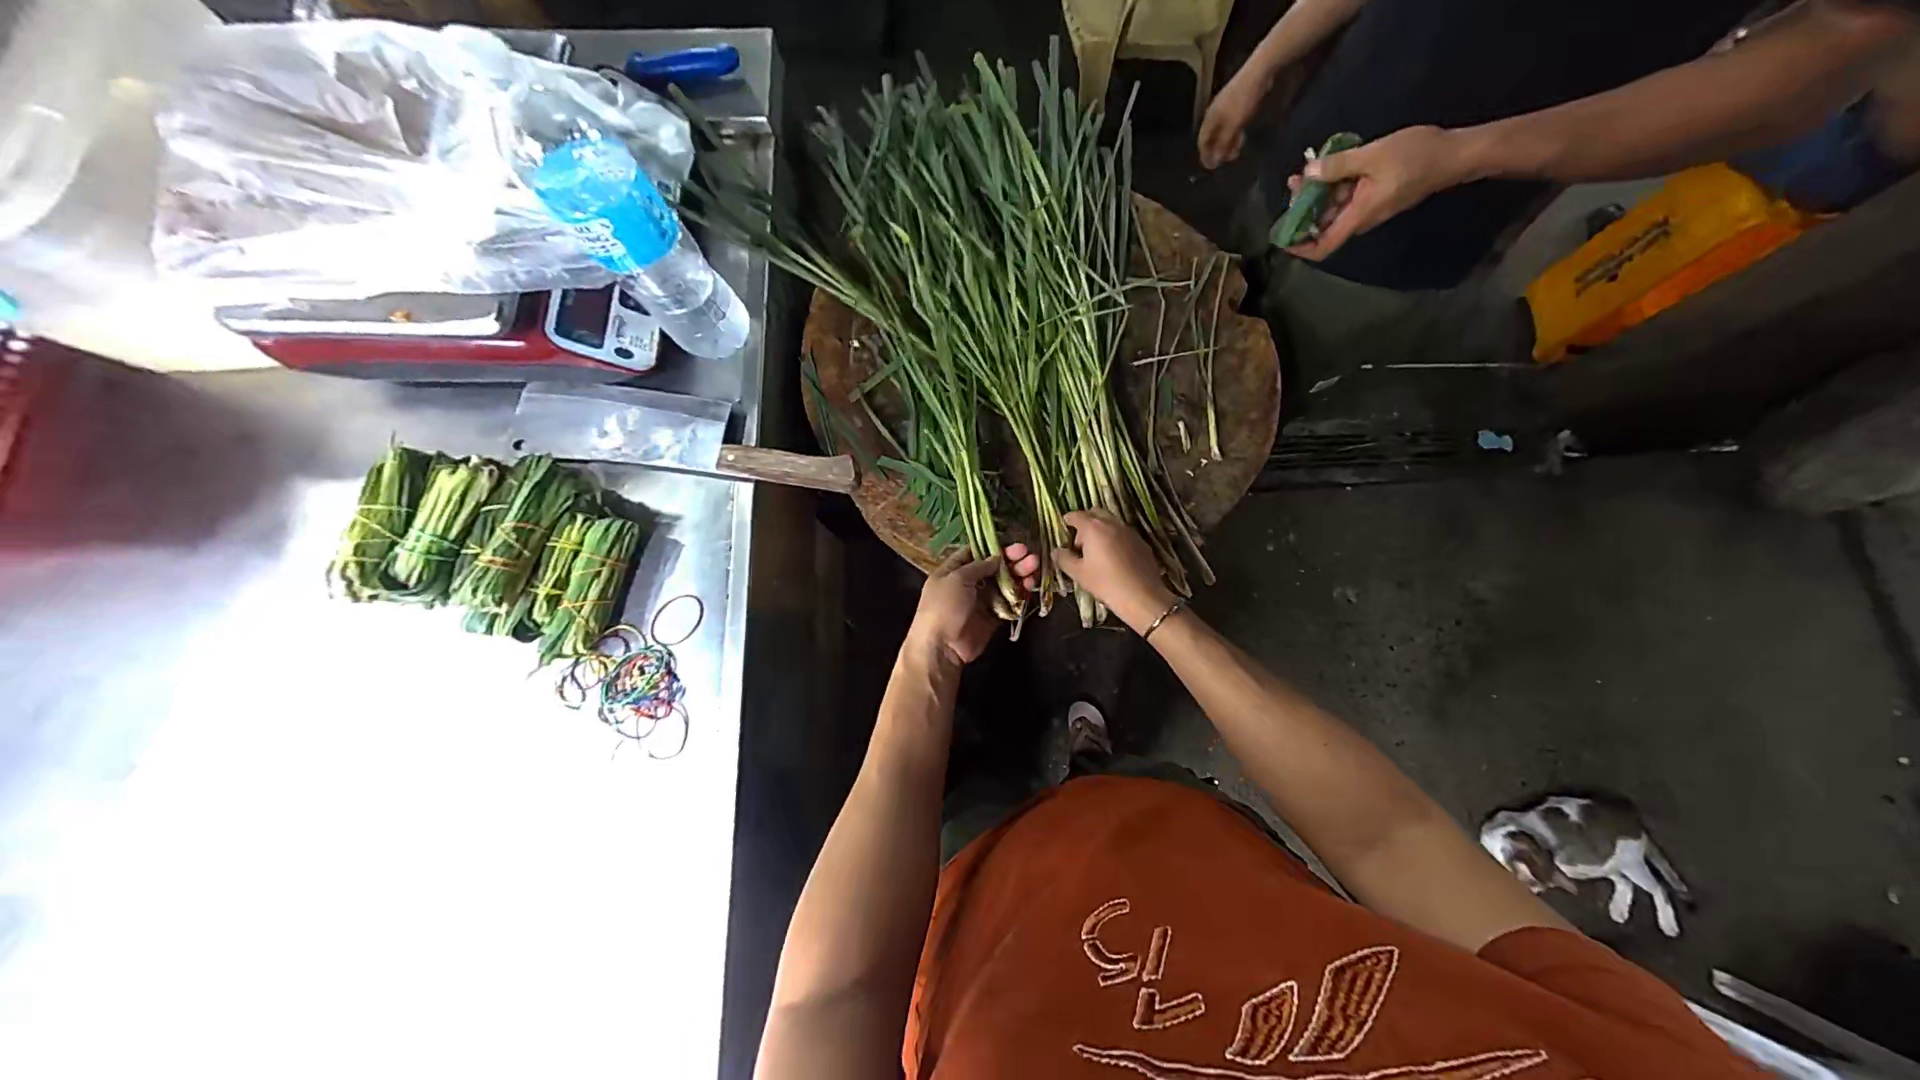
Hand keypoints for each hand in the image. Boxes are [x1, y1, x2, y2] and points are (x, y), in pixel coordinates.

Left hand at [905, 544, 1041, 671]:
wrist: (942, 647)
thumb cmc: (944, 607)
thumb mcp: (957, 578)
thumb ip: (979, 566)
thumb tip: (997, 557)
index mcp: (953, 571)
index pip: (975, 553)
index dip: (994, 547)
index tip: (1013, 543)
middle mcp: (967, 584)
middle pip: (993, 568)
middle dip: (1012, 561)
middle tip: (1030, 555)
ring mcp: (980, 601)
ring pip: (1004, 584)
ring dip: (1019, 575)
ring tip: (1034, 568)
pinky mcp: (992, 617)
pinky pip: (1008, 603)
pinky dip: (1020, 595)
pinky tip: (1030, 586)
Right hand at [1052, 509, 1178, 634]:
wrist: (1141, 596)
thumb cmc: (1105, 583)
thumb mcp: (1078, 573)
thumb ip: (1064, 559)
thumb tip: (1057, 551)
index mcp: (1094, 528)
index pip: (1077, 515)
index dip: (1068, 520)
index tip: (1064, 527)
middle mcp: (1112, 524)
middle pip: (1096, 513)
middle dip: (1086, 522)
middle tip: (1080, 540)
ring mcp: (1129, 531)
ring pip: (1112, 522)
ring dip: (1102, 529)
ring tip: (1097, 550)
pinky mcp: (1142, 542)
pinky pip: (1124, 533)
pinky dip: (1115, 538)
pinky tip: (1115, 557)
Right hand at [1198, 70, 1269, 169]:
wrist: (1258, 72)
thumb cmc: (1244, 100)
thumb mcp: (1234, 125)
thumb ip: (1224, 143)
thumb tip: (1215, 159)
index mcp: (1210, 119)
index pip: (1202, 142)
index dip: (1205, 156)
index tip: (1212, 167)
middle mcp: (1213, 114)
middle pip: (1211, 137)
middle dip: (1218, 150)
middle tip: (1228, 159)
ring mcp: (1223, 107)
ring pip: (1221, 130)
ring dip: (1227, 142)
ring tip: (1237, 149)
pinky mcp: (1234, 103)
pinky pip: (1229, 123)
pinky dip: (1232, 133)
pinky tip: (1240, 135)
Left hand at [1282, 125, 1472, 260]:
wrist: (1458, 154)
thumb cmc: (1417, 156)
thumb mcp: (1373, 156)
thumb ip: (1338, 166)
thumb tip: (1307, 174)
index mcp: (1357, 217)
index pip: (1322, 247)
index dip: (1299, 248)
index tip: (1282, 236)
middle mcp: (1360, 220)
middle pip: (1322, 225)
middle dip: (1304, 209)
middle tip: (1294, 182)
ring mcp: (1368, 209)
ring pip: (1334, 209)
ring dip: (1318, 194)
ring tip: (1306, 171)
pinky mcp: (1375, 196)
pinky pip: (1347, 198)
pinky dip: (1335, 187)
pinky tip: (1329, 166)